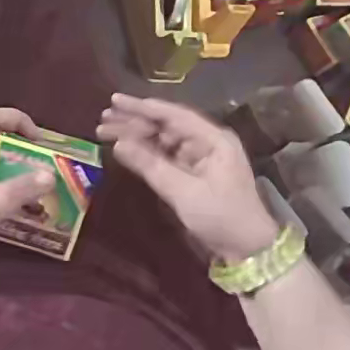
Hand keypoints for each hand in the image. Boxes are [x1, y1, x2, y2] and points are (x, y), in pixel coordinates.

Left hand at [0, 108, 55, 277]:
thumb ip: (15, 192)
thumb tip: (50, 174)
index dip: (17, 119)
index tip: (39, 141)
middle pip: (2, 142)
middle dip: (30, 153)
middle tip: (54, 171)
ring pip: (3, 166)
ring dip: (26, 176)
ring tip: (49, 193)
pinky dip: (17, 193)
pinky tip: (32, 211)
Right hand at [96, 94, 279, 261]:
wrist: (246, 249)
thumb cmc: (221, 217)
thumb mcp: (184, 192)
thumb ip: (150, 166)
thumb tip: (118, 144)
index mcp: (213, 139)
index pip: (173, 115)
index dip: (142, 107)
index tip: (115, 100)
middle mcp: (206, 142)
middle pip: (165, 125)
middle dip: (134, 121)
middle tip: (103, 118)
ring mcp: (199, 158)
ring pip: (162, 140)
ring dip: (135, 136)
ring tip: (105, 131)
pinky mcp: (192, 173)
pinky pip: (164, 156)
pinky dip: (144, 152)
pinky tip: (125, 149)